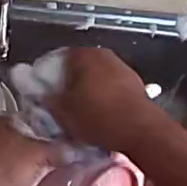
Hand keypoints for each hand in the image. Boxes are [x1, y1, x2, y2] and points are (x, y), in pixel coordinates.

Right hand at [47, 46, 163, 152]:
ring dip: (89, 91)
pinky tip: (102, 114)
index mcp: (84, 55)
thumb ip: (50, 101)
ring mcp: (123, 68)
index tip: (47, 92)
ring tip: (82, 112)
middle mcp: (105, 55)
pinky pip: (112, 88)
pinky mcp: (136, 84)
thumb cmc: (98, 117)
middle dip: (71, 83)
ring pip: (98, 78)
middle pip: (80, 67)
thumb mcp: (64, 113)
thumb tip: (45, 96)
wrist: (141, 130)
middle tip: (63, 103)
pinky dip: (105, 98)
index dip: (50, 76)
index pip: (59, 58)